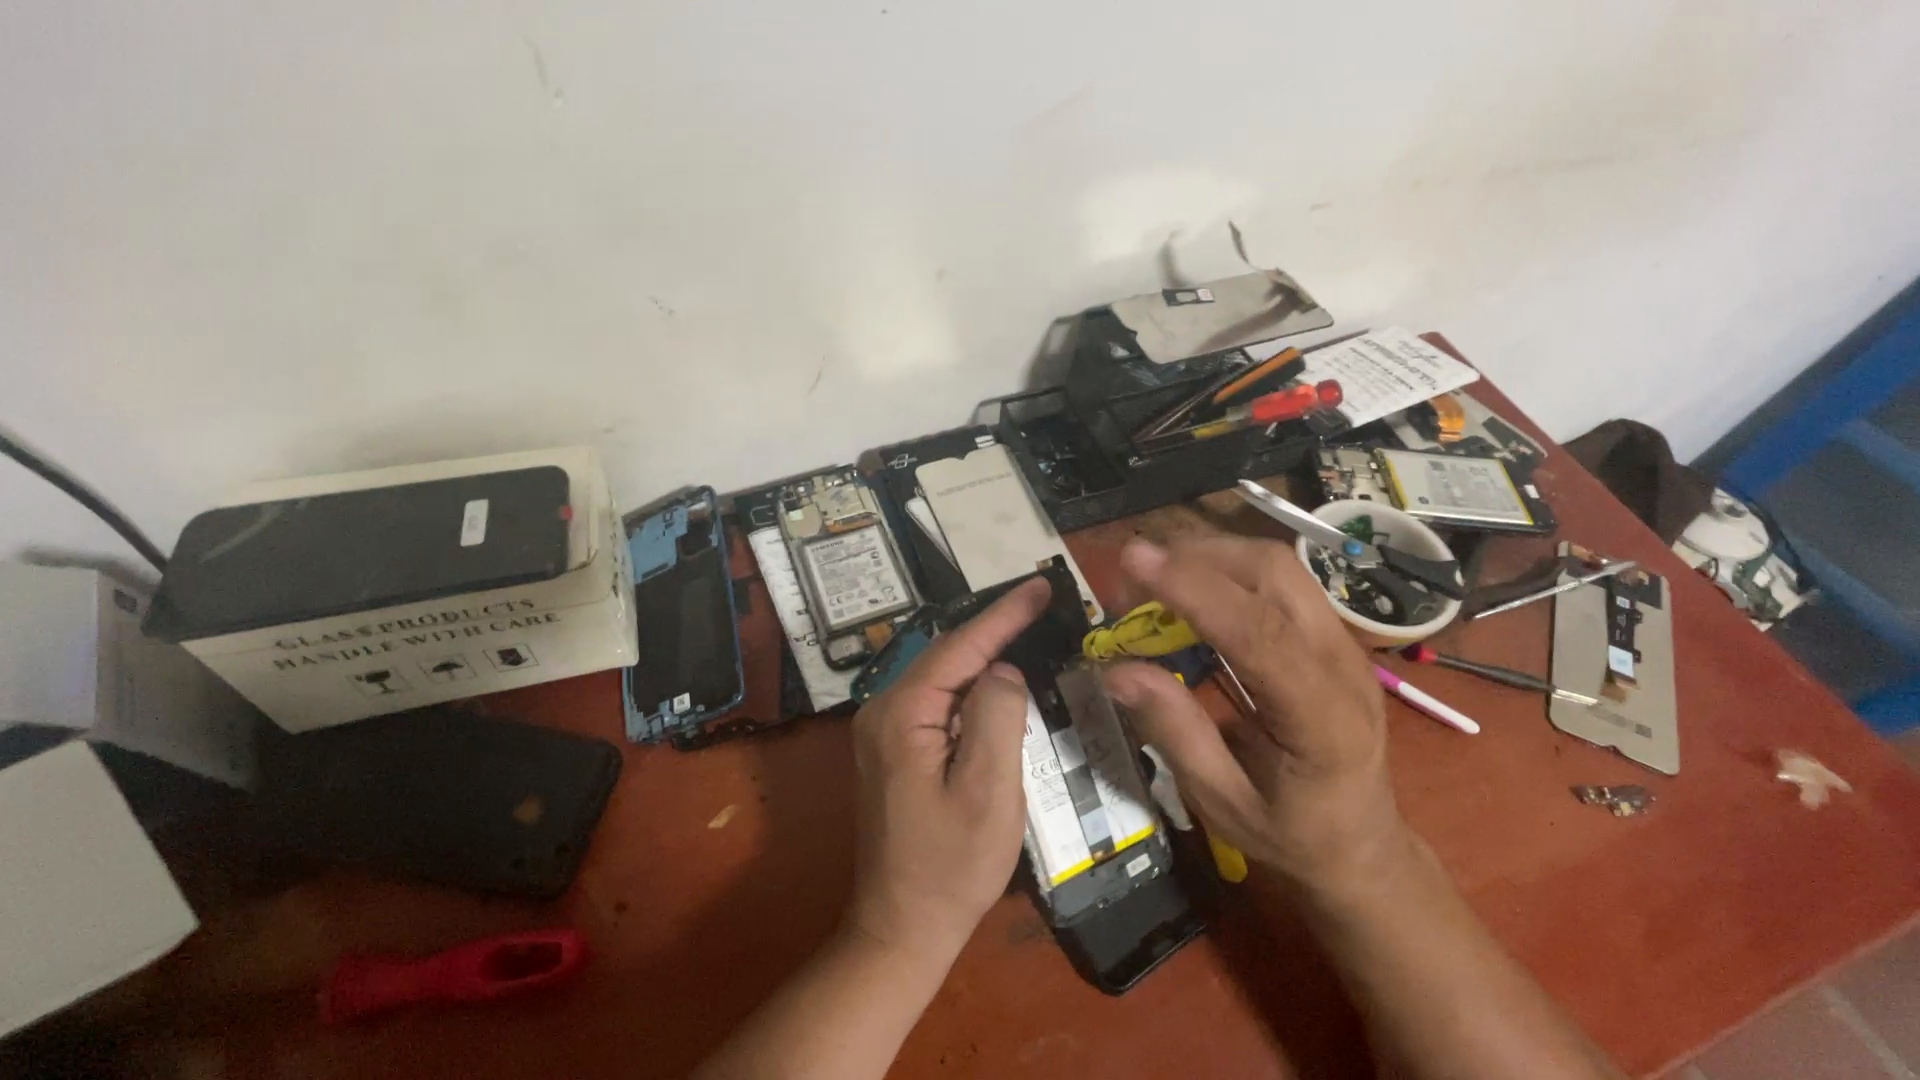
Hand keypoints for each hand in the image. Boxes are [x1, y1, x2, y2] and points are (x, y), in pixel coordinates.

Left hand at [844, 578, 1050, 964]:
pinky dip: (972, 692)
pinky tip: (1001, 687)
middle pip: (948, 656)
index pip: (960, 647)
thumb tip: (1003, 670)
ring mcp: (885, 733)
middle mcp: (884, 713)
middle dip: (996, 630)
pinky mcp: (894, 753)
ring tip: (1030, 634)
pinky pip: (939, 706)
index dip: (1004, 614)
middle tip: (1043, 605)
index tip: (1041, 585)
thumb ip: (998, 716)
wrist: (902, 928)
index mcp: (902, 715)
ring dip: (985, 659)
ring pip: (944, 679)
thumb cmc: (951, 866)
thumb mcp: (988, 791)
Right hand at [1101, 535, 1411, 892]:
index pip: (1260, 632)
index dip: (1195, 590)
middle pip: (1273, 572)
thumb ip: (1176, 733)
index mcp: (1323, 720)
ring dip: (1206, 558)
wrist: (1363, 846)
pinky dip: (1223, 571)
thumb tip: (1117, 670)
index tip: (1134, 562)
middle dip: (1194, 558)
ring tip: (1150, 586)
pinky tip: (1187, 596)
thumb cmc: (1292, 835)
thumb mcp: (1223, 803)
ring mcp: (1344, 642)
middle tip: (1128, 583)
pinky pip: (1277, 579)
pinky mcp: (1331, 634)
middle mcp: (1343, 664)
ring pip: (1275, 563)